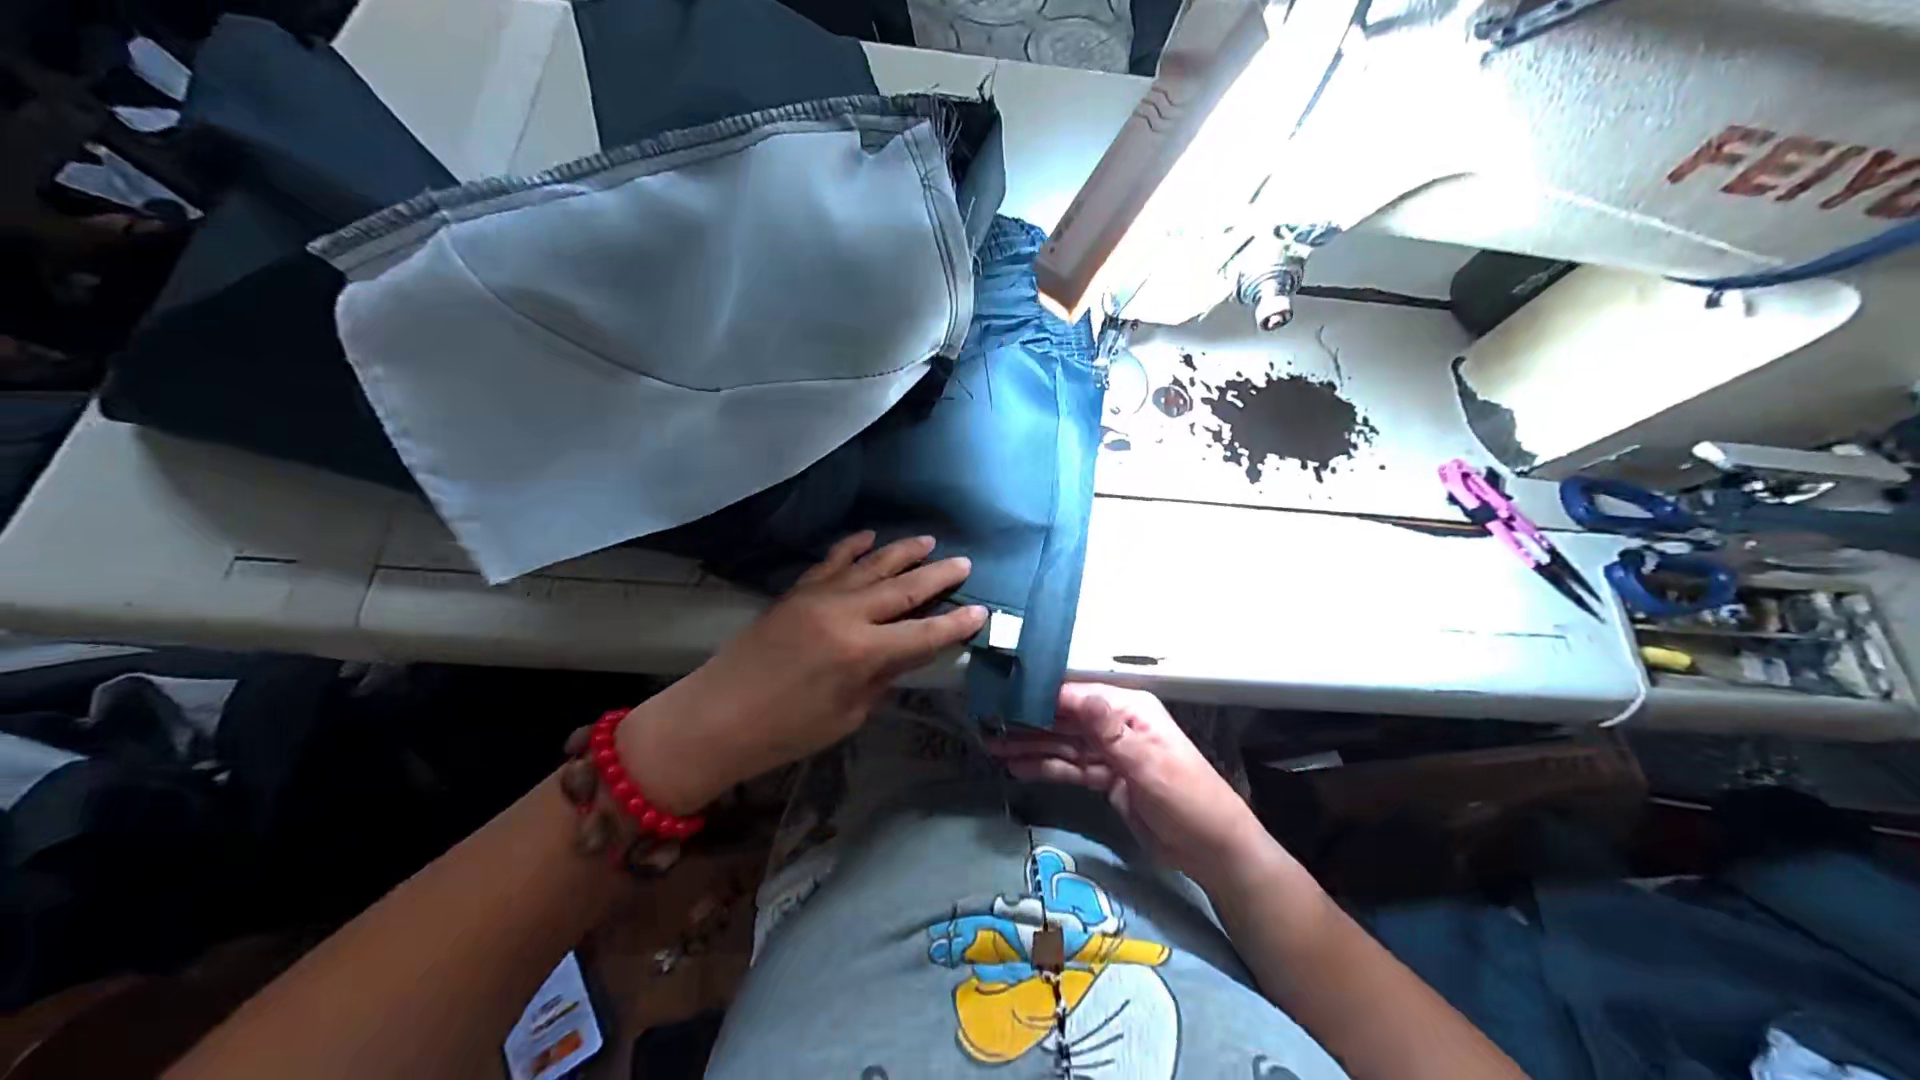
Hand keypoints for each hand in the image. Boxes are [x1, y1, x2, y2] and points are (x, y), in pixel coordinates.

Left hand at [620, 532, 986, 812]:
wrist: (717, 716)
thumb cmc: (787, 731)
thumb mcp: (848, 715)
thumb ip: (883, 678)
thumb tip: (908, 654)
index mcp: (863, 653)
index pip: (924, 634)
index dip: (956, 625)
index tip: (981, 612)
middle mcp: (846, 615)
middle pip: (904, 589)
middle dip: (938, 575)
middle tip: (964, 563)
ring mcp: (819, 597)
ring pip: (871, 566)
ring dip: (902, 552)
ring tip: (928, 542)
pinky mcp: (796, 592)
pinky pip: (831, 561)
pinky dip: (852, 547)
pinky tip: (869, 536)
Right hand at [989, 683, 1276, 889]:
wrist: (1211, 850)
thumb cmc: (1186, 797)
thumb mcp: (1147, 762)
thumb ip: (1108, 729)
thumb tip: (1077, 693)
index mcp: (1130, 709)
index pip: (1076, 695)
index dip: (1040, 694)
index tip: (1004, 695)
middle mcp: (1116, 724)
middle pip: (1064, 717)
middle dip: (1028, 721)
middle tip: (989, 723)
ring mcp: (1110, 752)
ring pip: (1062, 743)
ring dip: (1030, 745)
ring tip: (993, 746)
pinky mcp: (1106, 778)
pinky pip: (1070, 768)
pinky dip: (1045, 767)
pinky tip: (1018, 768)